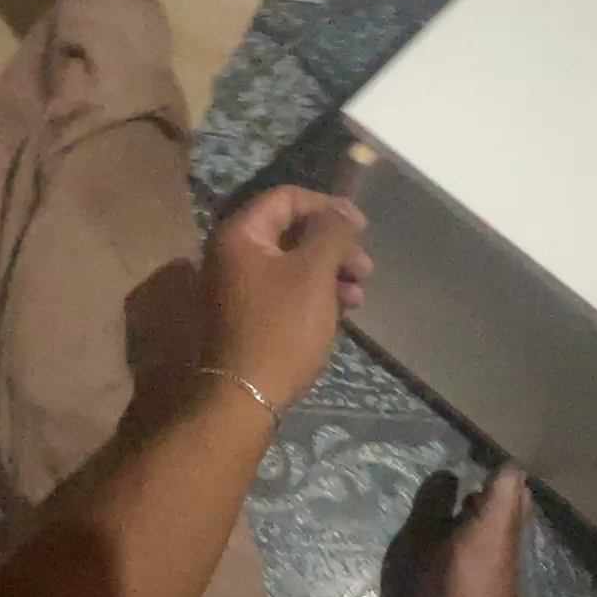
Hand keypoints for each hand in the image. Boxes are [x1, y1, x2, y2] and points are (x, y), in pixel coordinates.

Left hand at [202, 186, 372, 408]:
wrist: (243, 398)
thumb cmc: (281, 328)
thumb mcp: (313, 272)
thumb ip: (332, 232)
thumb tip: (343, 210)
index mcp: (239, 235)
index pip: (286, 198)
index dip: (328, 206)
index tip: (362, 227)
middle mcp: (230, 255)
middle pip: (291, 232)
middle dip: (334, 246)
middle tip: (366, 268)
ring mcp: (235, 288)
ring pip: (291, 265)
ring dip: (330, 273)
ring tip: (359, 295)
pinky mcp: (246, 317)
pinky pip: (284, 292)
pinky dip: (313, 294)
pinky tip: (341, 311)